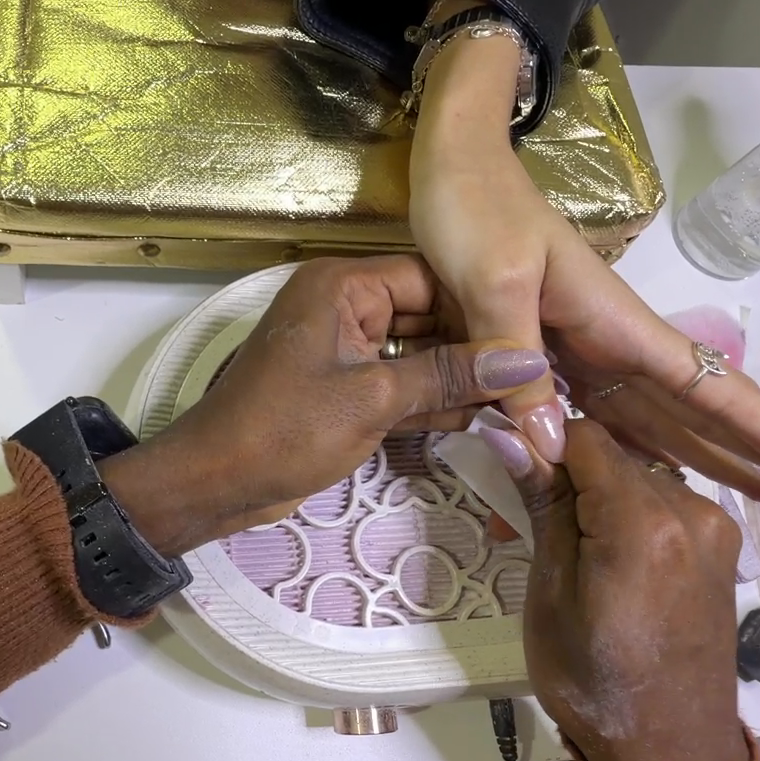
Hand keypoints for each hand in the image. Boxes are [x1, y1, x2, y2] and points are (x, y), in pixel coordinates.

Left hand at [101, 256, 545, 555]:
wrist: (217, 481)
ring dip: (459, 380)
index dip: (484, 308)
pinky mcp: (343, 387)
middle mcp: (345, 306)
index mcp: (343, 284)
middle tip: (542, 377)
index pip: (432, 279)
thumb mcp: (373, 398)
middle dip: (477, 349)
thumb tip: (526, 362)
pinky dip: (430, 402)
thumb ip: (448, 375)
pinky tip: (481, 420)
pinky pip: (397, 383)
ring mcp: (344, 349)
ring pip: (417, 354)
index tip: (541, 337)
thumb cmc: (287, 429)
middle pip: (428, 316)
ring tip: (524, 401)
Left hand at [409, 33, 759, 499]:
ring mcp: (581, 348)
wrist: (452, 171)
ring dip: (697, 454)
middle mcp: (612, 342)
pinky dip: (621, 442)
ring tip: (748, 496)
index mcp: (618, 324)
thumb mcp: (494, 283)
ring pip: (650, 415)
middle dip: (754, 455)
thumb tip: (551, 445)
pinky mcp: (544, 351)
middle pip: (696, 410)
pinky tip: (636, 469)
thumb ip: (516, 359)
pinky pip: (593, 408)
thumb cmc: (476, 213)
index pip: (717, 390)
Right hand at [482, 418, 750, 760]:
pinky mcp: (720, 547)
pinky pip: (660, 501)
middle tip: (518, 521)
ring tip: (558, 544)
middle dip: (560, 474)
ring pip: (634, 475)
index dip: (540, 443)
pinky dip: (620, 512)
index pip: (584, 435)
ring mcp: (715, 527)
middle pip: (611, 453)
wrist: (669, 751)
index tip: (507, 473)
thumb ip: (540, 503)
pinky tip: (598, 551)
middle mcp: (694, 509)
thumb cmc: (590, 678)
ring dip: (589, 494)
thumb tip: (505, 432)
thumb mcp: (548, 590)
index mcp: (645, 521)